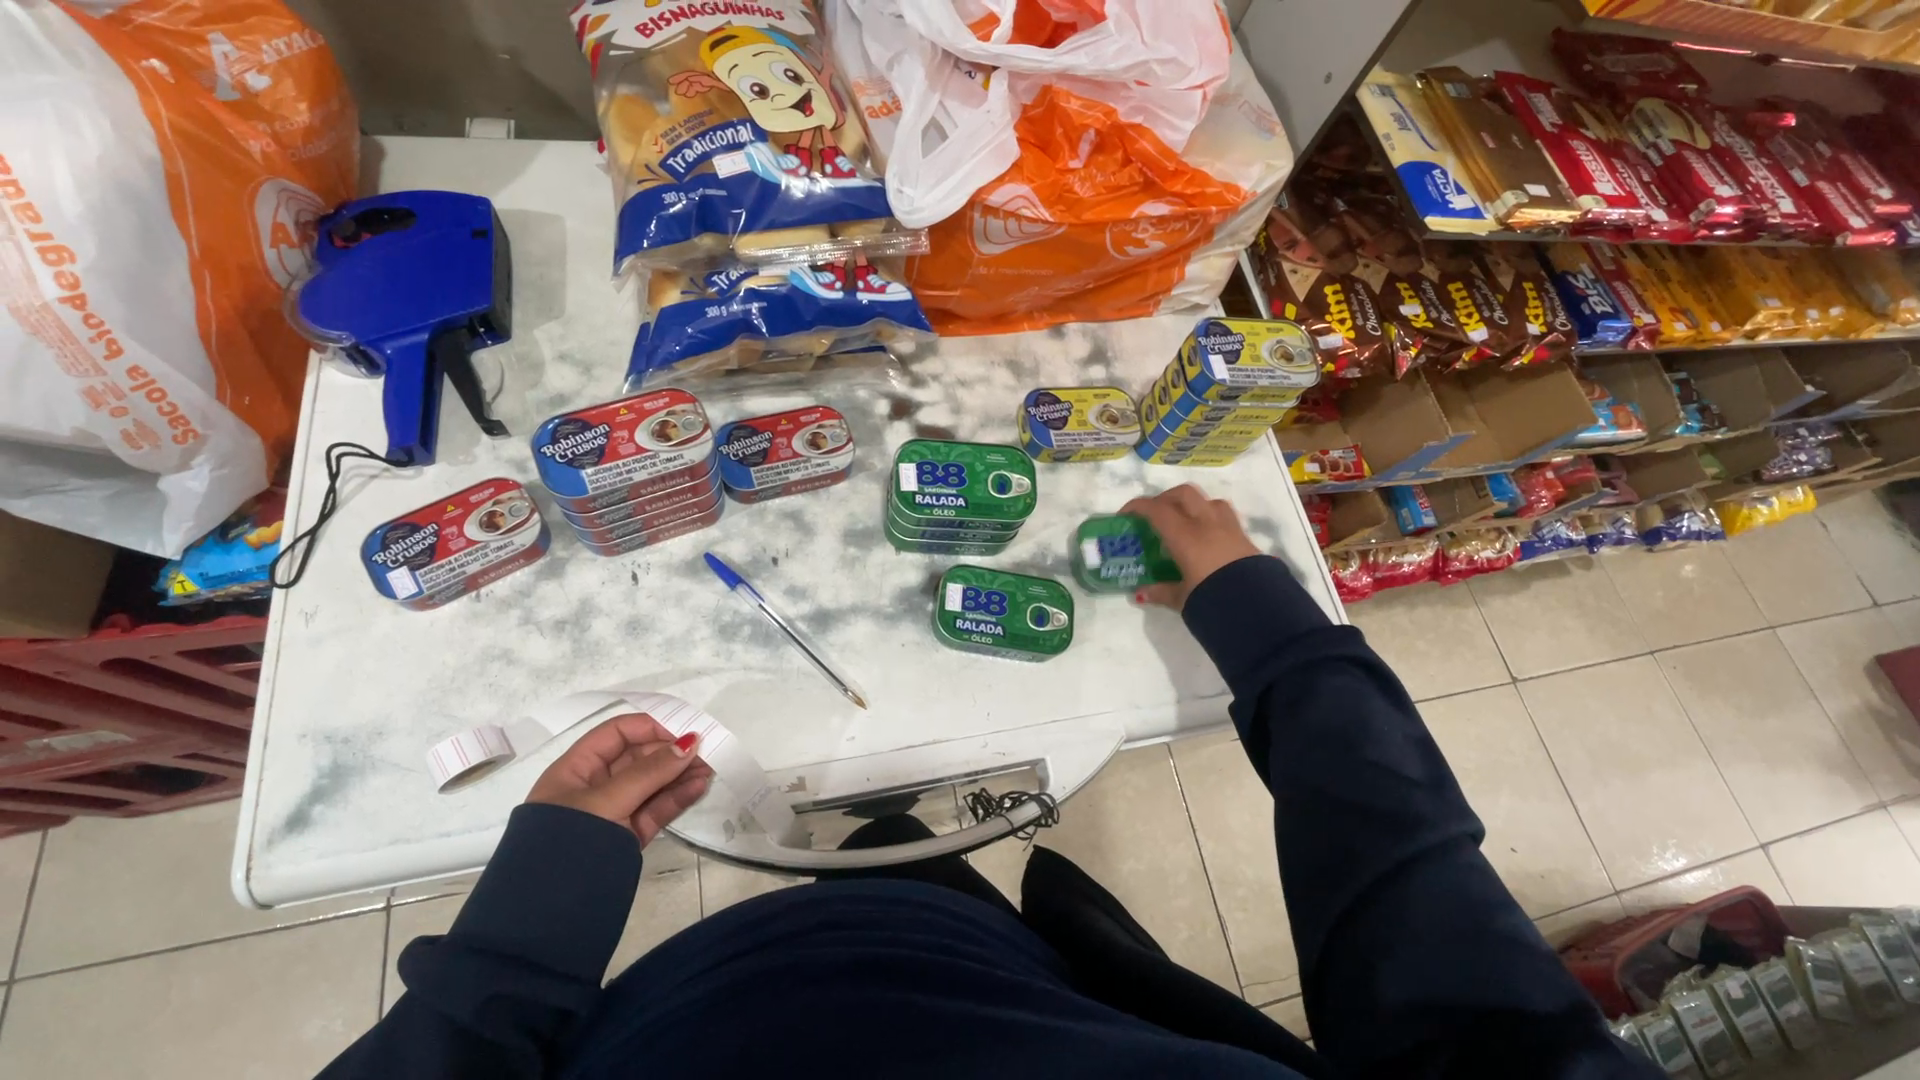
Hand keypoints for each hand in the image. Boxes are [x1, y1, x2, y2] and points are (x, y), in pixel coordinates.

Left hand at [525, 713, 713, 846]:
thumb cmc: (569, 839)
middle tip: (706, 751)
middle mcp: (594, 787)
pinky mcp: (629, 836)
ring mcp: (613, 813)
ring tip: (710, 769)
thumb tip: (690, 742)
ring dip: (680, 774)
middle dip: (672, 752)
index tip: (683, 732)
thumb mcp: (606, 800)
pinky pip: (656, 809)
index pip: (616, 734)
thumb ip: (650, 771)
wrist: (549, 911)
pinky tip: (698, 787)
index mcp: (575, 769)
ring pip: (652, 784)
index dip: (650, 728)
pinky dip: (678, 797)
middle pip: (638, 758)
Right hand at [1119, 484, 1261, 610]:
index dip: (1137, 506)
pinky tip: (1207, 535)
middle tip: (1155, 515)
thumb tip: (1141, 593)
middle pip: (1183, 494)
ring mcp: (1228, 527)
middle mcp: (1206, 524)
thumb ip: (1160, 592)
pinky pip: (1224, 515)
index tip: (1126, 514)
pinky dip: (1210, 516)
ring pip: (1207, 500)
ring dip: (1191, 504)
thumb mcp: (1181, 599)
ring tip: (1184, 522)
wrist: (1258, 608)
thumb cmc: (1212, 600)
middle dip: (1165, 498)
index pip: (1156, 510)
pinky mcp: (1244, 537)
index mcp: (1185, 536)